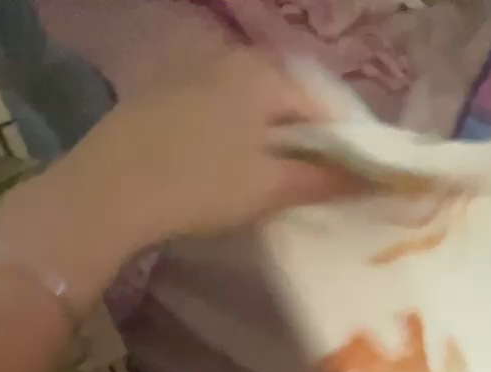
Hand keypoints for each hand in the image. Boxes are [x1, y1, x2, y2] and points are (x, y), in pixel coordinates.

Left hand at [0, 52, 356, 301]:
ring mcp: (196, 74)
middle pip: (293, 104)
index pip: (328, 107)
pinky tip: (241, 173)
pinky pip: (228, 114)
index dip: (350, 146)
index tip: (360, 184)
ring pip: (259, 110)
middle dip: (315, 144)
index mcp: (265, 74)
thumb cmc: (203, 184)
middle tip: (324, 189)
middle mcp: (233, 60)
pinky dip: (247, 139)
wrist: (110, 191)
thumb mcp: (275, 186)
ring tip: (285, 186)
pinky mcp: (169, 96)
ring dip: (280, 144)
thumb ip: (330, 178)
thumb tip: (380, 179)